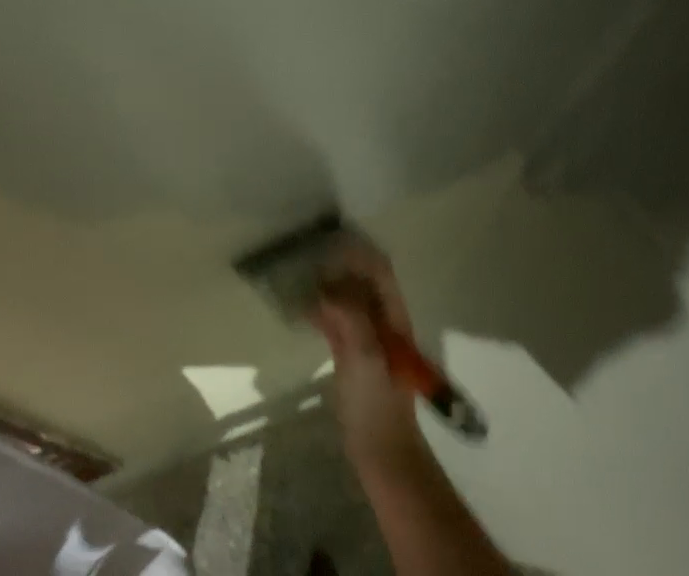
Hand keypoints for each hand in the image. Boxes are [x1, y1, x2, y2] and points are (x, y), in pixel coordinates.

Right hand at [307, 239, 427, 475]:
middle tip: (303, 249)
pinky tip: (296, 303)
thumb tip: (327, 288)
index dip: (358, 253)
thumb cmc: (377, 404)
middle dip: (337, 263)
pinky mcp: (349, 354)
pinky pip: (333, 320)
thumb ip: (352, 319)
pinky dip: (318, 307)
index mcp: (393, 320)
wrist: (380, 449)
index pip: (379, 273)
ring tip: (296, 268)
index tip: (328, 238)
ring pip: (345, 300)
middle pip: (360, 282)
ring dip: (325, 284)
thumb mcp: (366, 358)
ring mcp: (365, 338)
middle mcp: (381, 322)